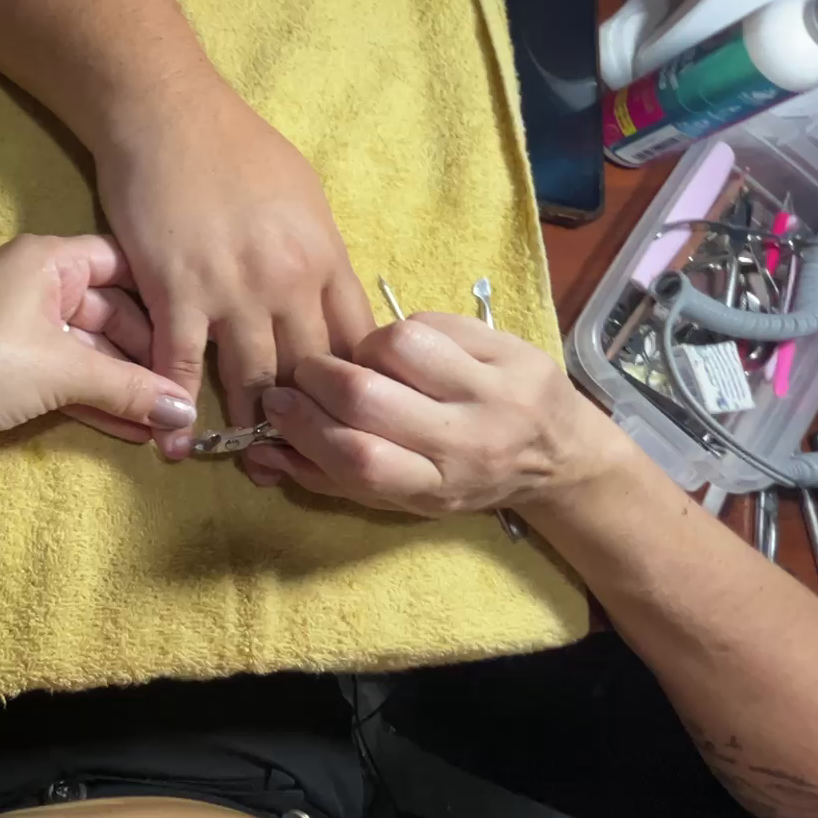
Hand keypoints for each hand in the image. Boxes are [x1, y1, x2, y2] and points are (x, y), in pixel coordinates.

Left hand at [0, 234, 197, 478]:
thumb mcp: (62, 371)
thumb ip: (128, 389)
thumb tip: (185, 416)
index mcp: (49, 260)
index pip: (122, 266)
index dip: (161, 299)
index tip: (199, 333)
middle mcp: (39, 284)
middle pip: (111, 316)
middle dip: (146, 363)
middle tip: (183, 402)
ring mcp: (24, 325)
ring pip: (90, 352)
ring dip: (124, 389)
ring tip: (165, 428)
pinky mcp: (13, 363)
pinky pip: (67, 375)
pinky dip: (95, 400)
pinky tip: (132, 431)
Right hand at [95, 91, 374, 468]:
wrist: (169, 117)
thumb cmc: (234, 146)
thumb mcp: (301, 193)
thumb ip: (315, 250)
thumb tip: (320, 289)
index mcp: (323, 256)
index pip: (353, 341)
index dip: (353, 387)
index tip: (345, 416)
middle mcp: (286, 284)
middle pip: (309, 370)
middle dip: (309, 417)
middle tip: (302, 455)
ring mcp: (231, 292)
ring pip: (251, 378)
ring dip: (251, 423)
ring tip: (251, 460)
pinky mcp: (175, 293)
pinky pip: (180, 362)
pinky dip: (177, 404)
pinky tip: (174, 438)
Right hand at [243, 313, 629, 515]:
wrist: (561, 455)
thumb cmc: (460, 480)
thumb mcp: (394, 496)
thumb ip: (322, 473)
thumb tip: (256, 449)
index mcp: (434, 487)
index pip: (357, 458)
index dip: (303, 427)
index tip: (274, 406)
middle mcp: (469, 442)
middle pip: (367, 397)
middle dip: (316, 377)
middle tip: (305, 375)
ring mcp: (497, 391)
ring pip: (397, 347)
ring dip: (361, 350)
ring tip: (363, 363)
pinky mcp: (512, 348)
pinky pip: (427, 321)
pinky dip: (396, 333)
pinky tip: (403, 352)